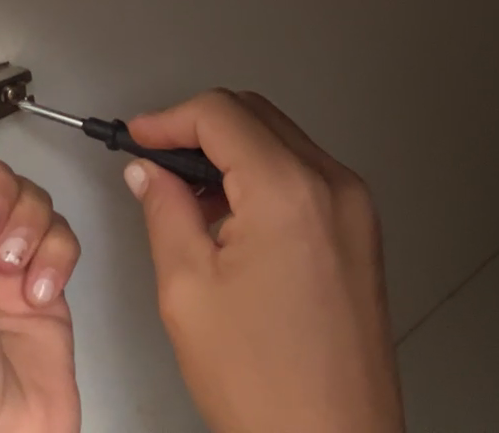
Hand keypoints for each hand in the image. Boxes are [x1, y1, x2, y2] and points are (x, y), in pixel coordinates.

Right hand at [125, 90, 403, 432]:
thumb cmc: (265, 384)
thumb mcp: (188, 290)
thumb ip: (165, 210)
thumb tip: (149, 171)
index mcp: (288, 190)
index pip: (221, 114)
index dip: (170, 118)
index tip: (139, 136)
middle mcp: (331, 183)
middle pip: (255, 114)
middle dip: (200, 126)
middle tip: (156, 156)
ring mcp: (353, 202)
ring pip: (280, 137)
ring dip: (231, 148)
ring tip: (188, 189)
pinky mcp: (359, 224)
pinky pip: (303, 170)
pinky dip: (262, 172)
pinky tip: (231, 210)